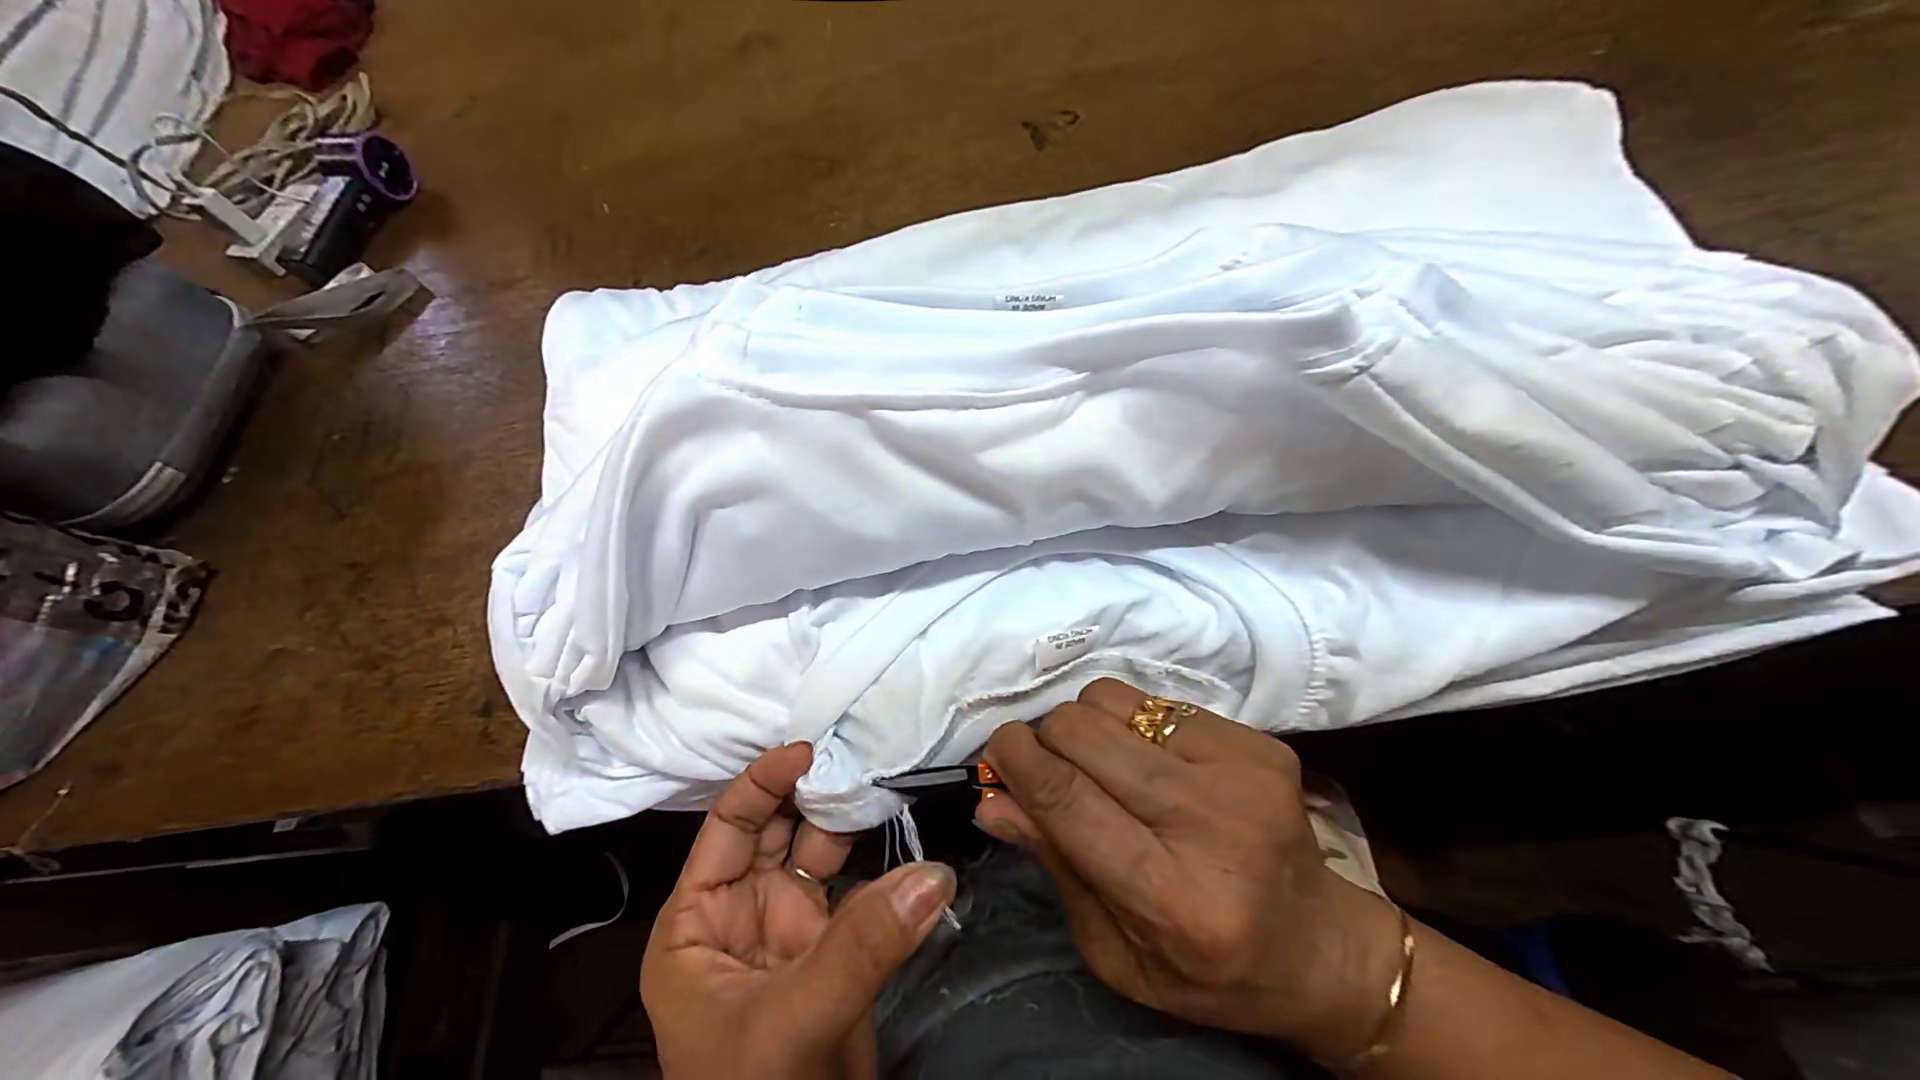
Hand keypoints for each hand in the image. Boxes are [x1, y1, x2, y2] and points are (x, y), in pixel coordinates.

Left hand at [641, 743, 957, 1079]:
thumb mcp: (791, 1020)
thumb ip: (860, 947)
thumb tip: (934, 874)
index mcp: (697, 922)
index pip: (726, 827)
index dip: (763, 784)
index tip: (809, 750)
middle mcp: (742, 912)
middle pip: (776, 829)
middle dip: (812, 790)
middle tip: (859, 750)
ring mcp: (790, 927)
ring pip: (819, 852)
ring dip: (850, 817)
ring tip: (886, 776)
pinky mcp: (835, 947)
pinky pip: (859, 888)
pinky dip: (883, 861)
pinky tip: (906, 831)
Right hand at [974, 680, 1403, 1062]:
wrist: (1318, 946)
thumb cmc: (1207, 971)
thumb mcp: (1114, 952)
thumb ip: (1054, 865)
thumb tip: (992, 799)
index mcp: (1173, 899)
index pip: (1069, 800)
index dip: (1018, 761)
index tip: (995, 751)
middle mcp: (1212, 823)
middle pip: (1085, 734)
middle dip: (1045, 739)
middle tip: (1046, 765)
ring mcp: (1242, 772)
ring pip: (1113, 700)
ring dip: (1086, 725)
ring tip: (1100, 764)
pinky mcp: (1260, 743)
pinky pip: (1155, 699)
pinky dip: (1131, 724)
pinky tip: (1147, 760)